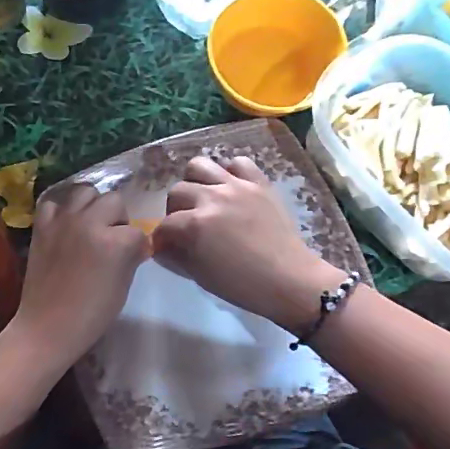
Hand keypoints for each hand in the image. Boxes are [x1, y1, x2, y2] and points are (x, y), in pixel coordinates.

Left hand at [6, 185, 148, 371]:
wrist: (48, 326)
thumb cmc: (92, 314)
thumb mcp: (123, 286)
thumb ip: (130, 257)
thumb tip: (136, 245)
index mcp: (115, 242)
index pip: (137, 232)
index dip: (138, 246)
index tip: (136, 256)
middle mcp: (89, 223)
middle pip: (114, 201)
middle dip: (118, 219)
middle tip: (113, 238)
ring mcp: (63, 221)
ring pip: (85, 192)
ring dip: (93, 206)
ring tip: (90, 225)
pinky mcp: (42, 226)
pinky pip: (54, 202)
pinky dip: (62, 211)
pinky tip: (66, 226)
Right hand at [154, 156, 345, 333]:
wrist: (289, 279)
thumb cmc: (242, 286)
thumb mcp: (200, 275)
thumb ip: (177, 255)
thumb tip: (163, 246)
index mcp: (195, 224)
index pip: (164, 225)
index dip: (161, 239)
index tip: (164, 248)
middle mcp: (212, 197)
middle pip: (177, 191)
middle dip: (175, 211)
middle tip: (185, 225)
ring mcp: (237, 186)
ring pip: (199, 166)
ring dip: (195, 182)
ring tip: (203, 199)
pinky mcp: (259, 182)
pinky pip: (238, 162)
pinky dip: (229, 172)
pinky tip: (230, 189)